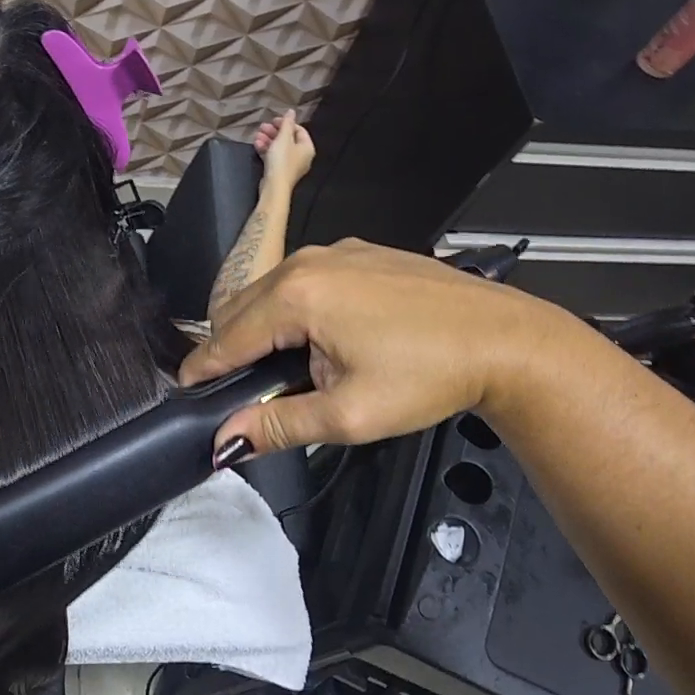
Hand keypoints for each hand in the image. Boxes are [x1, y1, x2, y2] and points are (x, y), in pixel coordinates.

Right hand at [181, 240, 591, 456]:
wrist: (509, 341)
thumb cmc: (431, 376)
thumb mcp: (348, 415)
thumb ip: (277, 426)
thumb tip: (224, 443)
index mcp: (298, 296)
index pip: (226, 337)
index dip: (202, 370)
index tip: (185, 392)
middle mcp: (309, 261)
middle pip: (240, 310)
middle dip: (231, 350)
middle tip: (242, 393)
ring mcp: (337, 251)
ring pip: (269, 293)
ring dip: (263, 330)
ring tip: (284, 371)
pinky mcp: (360, 253)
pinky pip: (303, 280)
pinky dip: (292, 311)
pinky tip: (317, 342)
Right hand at [254, 109, 314, 187]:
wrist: (274, 186)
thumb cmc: (282, 160)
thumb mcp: (283, 138)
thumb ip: (287, 123)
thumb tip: (292, 111)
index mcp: (307, 147)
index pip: (299, 130)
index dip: (287, 123)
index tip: (273, 120)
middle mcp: (301, 156)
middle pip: (288, 139)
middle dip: (274, 132)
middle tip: (262, 127)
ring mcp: (290, 165)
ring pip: (280, 148)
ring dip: (268, 140)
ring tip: (257, 135)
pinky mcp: (279, 172)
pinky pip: (274, 157)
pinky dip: (267, 150)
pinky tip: (257, 145)